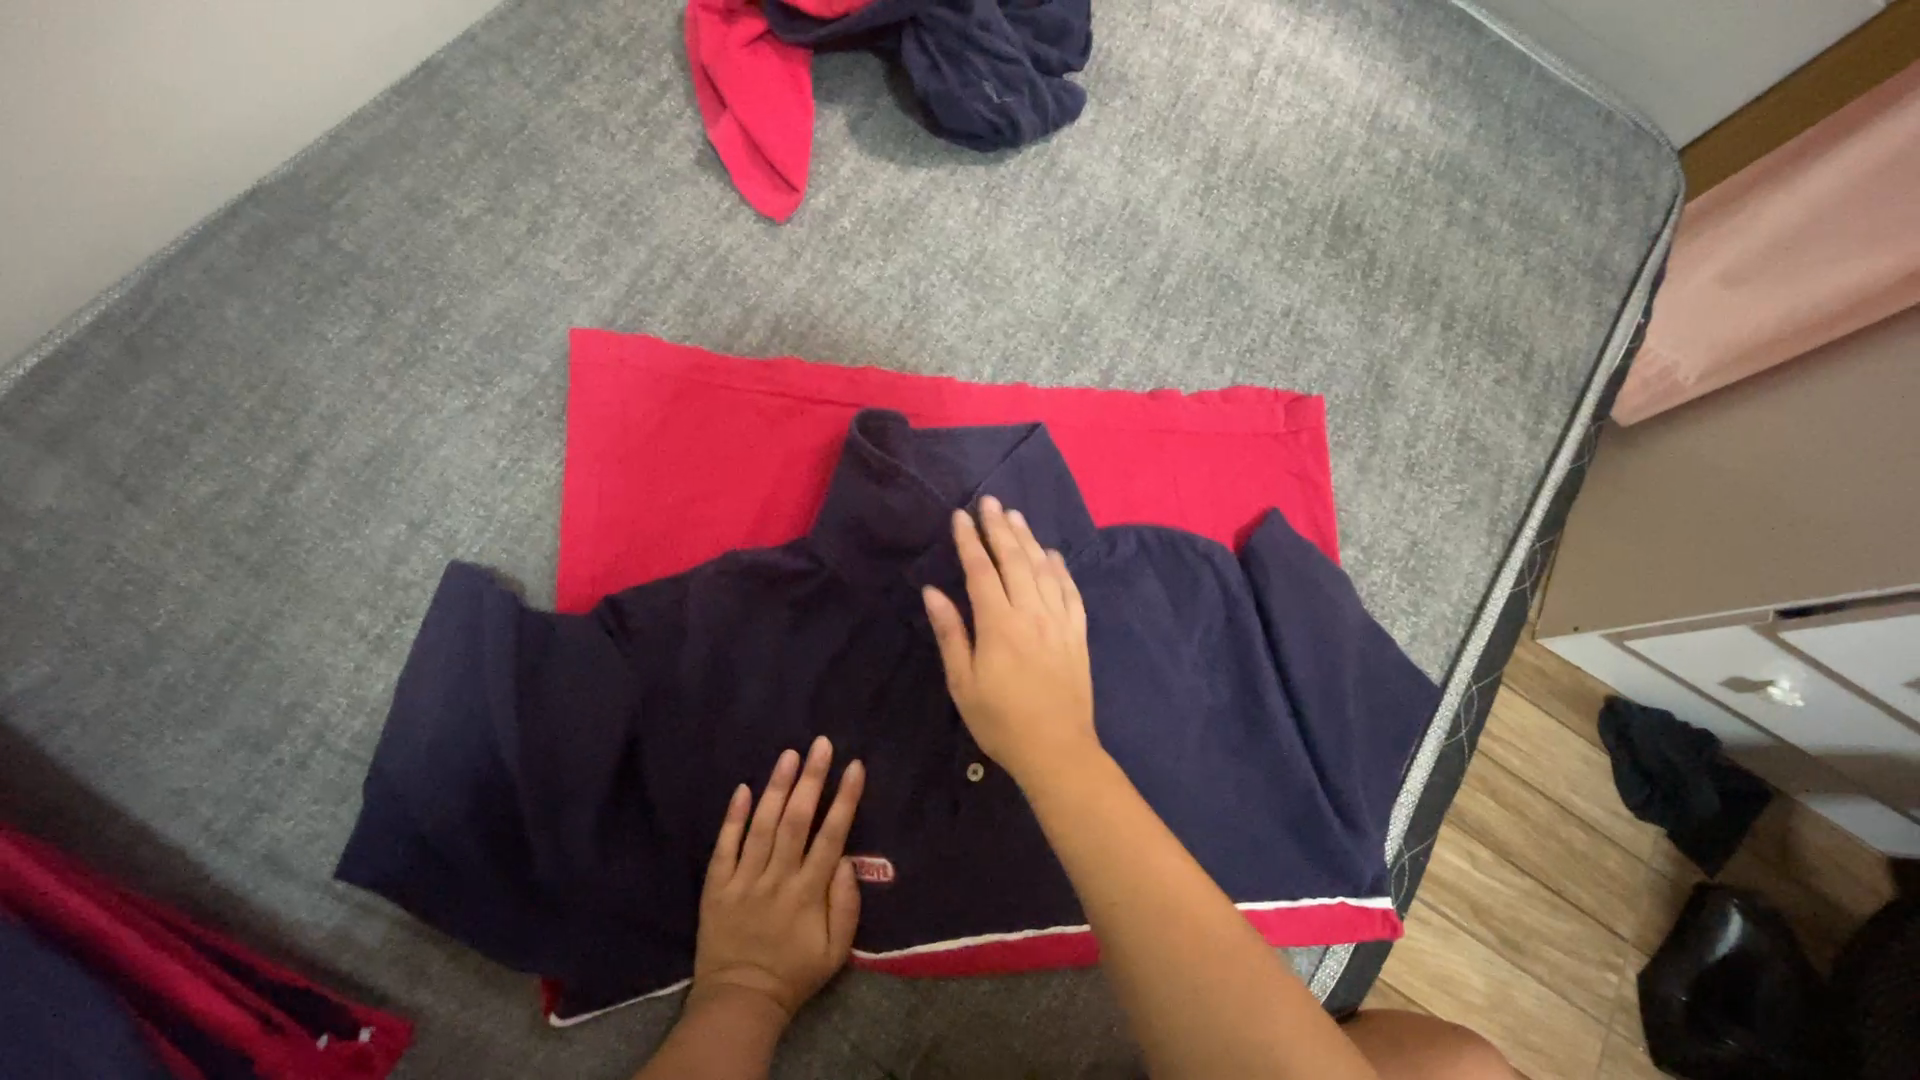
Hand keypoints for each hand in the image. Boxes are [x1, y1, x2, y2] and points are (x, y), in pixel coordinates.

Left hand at [691, 737, 865, 1022]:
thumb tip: (847, 859)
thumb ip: (846, 904)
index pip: (831, 836)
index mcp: (809, 893)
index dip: (844, 799)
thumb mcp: (836, 951)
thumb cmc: (795, 973)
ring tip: (790, 754)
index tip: (855, 766)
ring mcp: (744, 880)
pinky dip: (733, 817)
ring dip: (777, 787)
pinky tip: (743, 788)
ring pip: (762, 825)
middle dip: (812, 779)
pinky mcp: (717, 886)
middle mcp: (777, 879)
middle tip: (821, 744)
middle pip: (797, 821)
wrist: (740, 1000)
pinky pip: (725, 846)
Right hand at [922, 496, 1100, 786]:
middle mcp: (1031, 614)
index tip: (961, 516)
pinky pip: (1070, 591)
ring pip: (1042, 569)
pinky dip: (1060, 569)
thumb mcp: (962, 683)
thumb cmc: (1000, 721)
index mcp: (998, 625)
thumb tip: (933, 591)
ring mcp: (1059, 622)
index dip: (970, 541)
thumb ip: (950, 633)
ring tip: (1016, 516)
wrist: (1056, 749)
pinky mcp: (1078, 634)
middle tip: (990, 502)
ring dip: (1028, 540)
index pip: (980, 571)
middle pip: (1014, 560)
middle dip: (1000, 528)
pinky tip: (1052, 555)